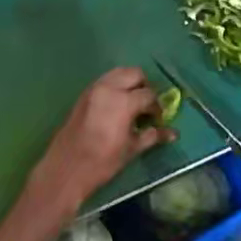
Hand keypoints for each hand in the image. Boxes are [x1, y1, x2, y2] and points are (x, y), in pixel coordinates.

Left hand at [24, 67, 174, 218]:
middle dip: (145, 87)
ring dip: (129, 83)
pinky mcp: (84, 94)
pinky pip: (105, 80)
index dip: (157, 108)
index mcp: (124, 101)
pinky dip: (115, 85)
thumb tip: (173, 133)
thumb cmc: (103, 161)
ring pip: (118, 73)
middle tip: (147, 107)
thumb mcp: (132, 149)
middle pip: (135, 74)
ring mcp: (94, 88)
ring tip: (133, 104)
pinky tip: (117, 105)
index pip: (149, 95)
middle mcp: (109, 87)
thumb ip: (153, 135)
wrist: (67, 167)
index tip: (157, 119)